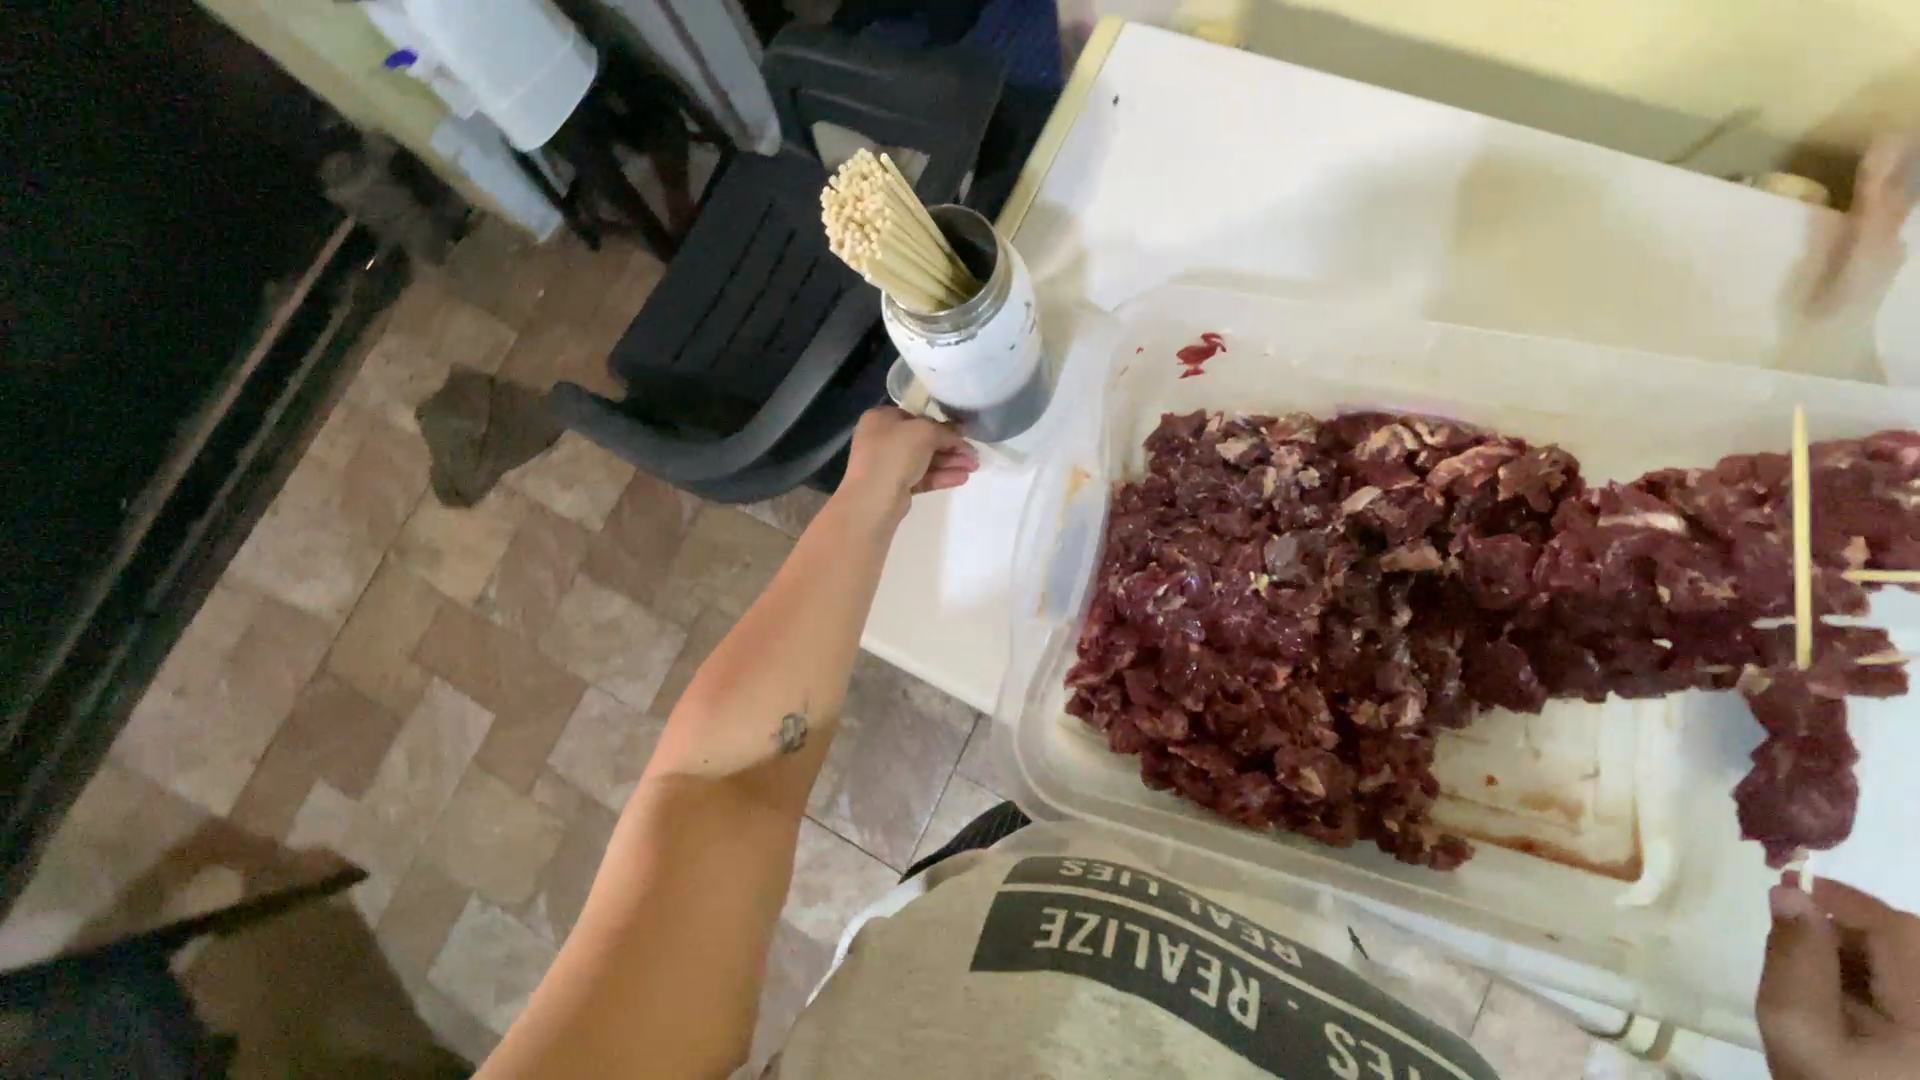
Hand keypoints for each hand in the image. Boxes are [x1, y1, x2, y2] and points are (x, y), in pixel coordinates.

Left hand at [835, 407, 978, 525]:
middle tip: (973, 455)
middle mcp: (882, 439)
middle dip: (951, 448)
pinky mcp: (895, 486)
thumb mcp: (924, 432)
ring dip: (950, 462)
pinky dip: (941, 476)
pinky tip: (961, 478)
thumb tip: (958, 432)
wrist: (873, 498)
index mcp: (881, 419)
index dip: (941, 425)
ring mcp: (887, 464)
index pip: (916, 417)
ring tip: (974, 468)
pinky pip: (921, 477)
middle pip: (923, 440)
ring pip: (924, 460)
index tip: (963, 433)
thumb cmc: (895, 454)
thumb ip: (944, 431)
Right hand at [1759, 877, 1919, 1078]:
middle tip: (1796, 935)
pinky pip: (1912, 983)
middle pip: (1912, 940)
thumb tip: (1786, 893)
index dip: (1842, 899)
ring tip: (1822, 976)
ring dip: (1864, 952)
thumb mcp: (1796, 1027)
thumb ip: (1792, 959)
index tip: (1786, 883)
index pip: (1897, 929)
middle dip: (1851, 927)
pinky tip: (1854, 1000)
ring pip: (1913, 960)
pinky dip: (1881, 977)